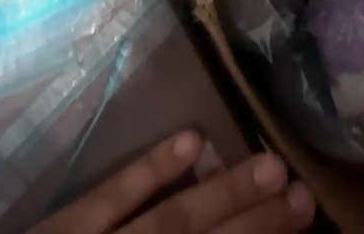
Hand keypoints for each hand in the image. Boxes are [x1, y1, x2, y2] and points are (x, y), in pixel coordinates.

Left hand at [30, 132, 315, 233]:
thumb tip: (209, 233)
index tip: (302, 226)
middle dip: (256, 225)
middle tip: (302, 195)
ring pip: (170, 223)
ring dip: (223, 194)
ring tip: (269, 164)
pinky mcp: (61, 232)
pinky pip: (110, 197)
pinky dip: (151, 170)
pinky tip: (190, 140)